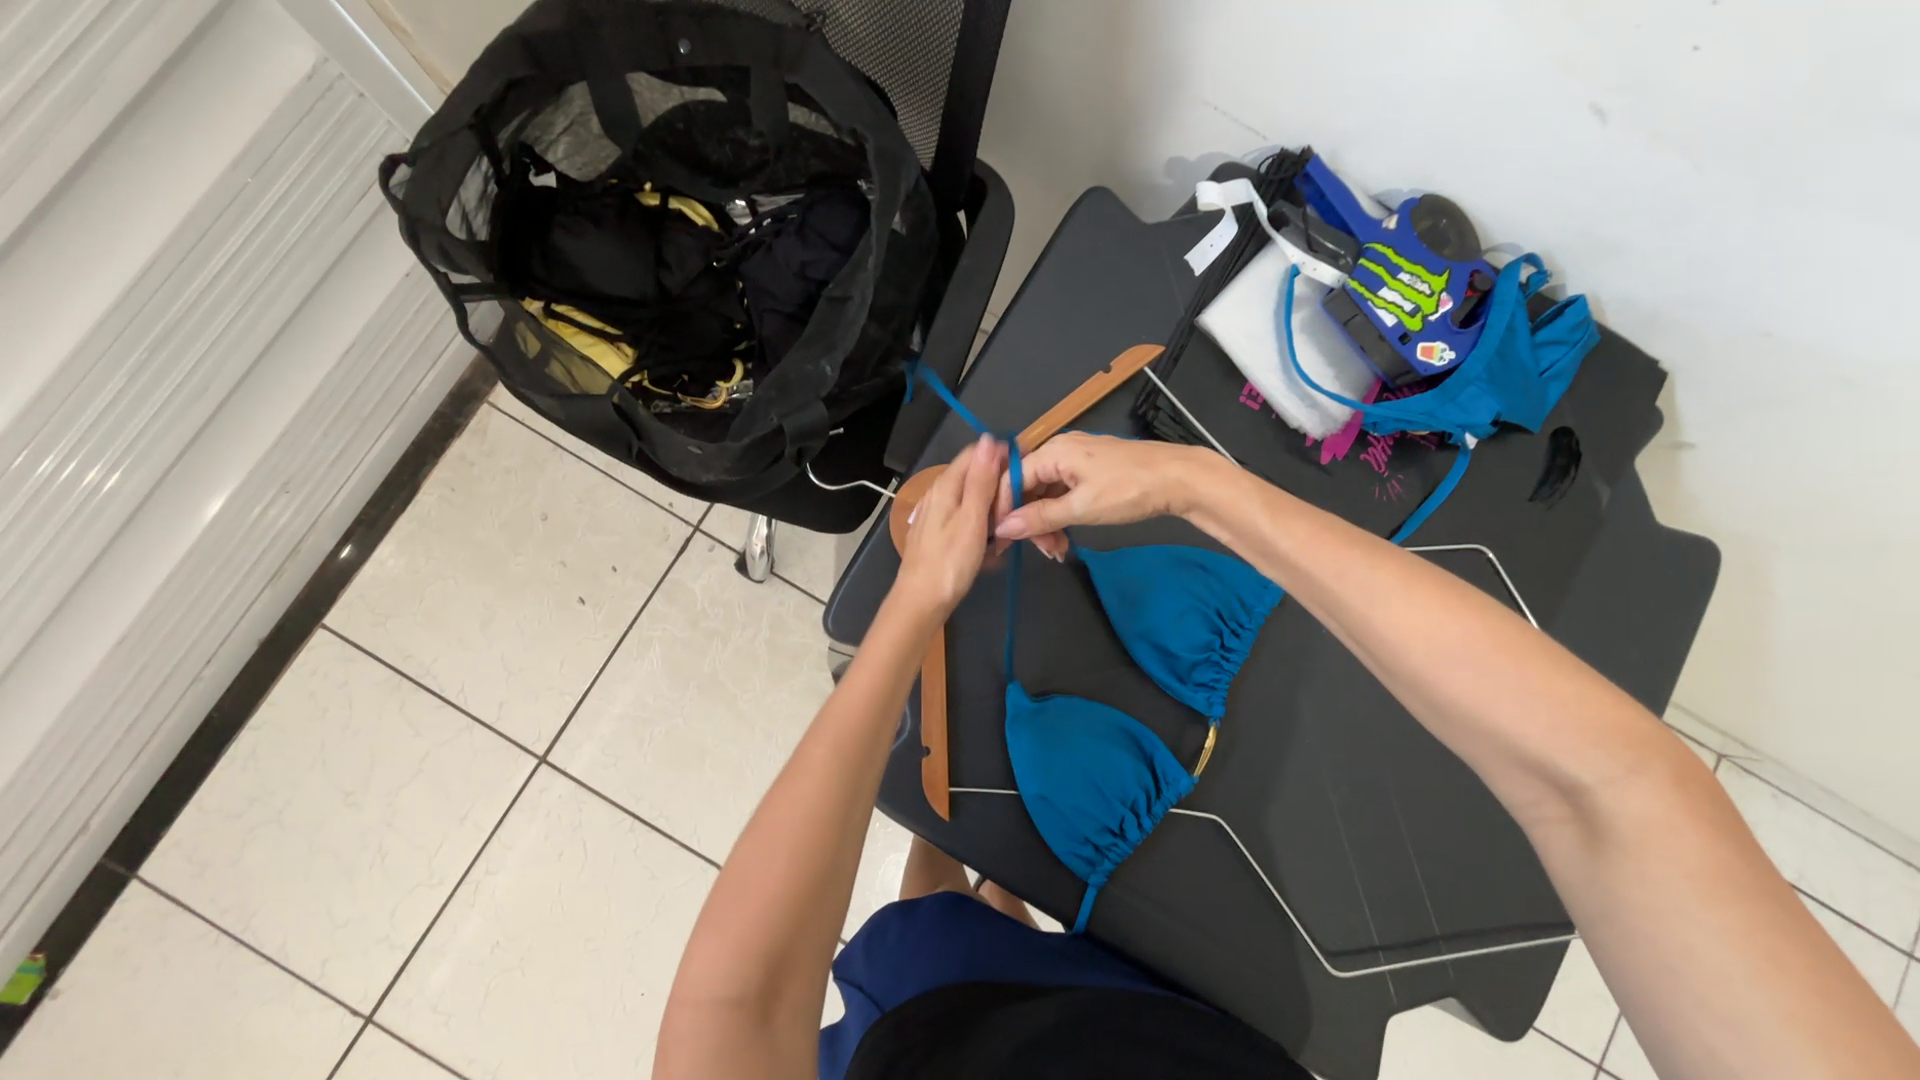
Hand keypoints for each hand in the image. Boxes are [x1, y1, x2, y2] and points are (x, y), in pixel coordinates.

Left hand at [894, 435, 1004, 615]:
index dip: (1003, 458)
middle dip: (1000, 493)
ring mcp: (937, 514)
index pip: (977, 452)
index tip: (1027, 475)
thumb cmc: (950, 562)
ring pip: (974, 502)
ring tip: (1003, 539)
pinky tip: (989, 551)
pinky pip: (967, 522)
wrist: (920, 602)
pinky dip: (982, 531)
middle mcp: (938, 493)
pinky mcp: (939, 533)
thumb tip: (990, 439)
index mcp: (946, 485)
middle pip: (976, 477)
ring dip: (993, 516)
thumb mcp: (972, 519)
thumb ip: (981, 480)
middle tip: (1016, 517)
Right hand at [992, 433, 1208, 558]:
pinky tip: (1067, 537)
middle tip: (1044, 551)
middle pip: (1028, 487)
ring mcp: (1077, 459)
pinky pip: (1063, 492)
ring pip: (1046, 493)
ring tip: (1058, 550)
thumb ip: (1040, 517)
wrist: (1179, 479)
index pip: (1011, 480)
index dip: (1003, 510)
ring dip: (1047, 523)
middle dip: (1030, 521)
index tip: (1001, 540)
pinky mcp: (1091, 470)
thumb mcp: (1081, 508)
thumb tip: (1004, 527)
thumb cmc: (1129, 490)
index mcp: (1053, 452)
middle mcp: (1060, 450)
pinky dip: (1062, 515)